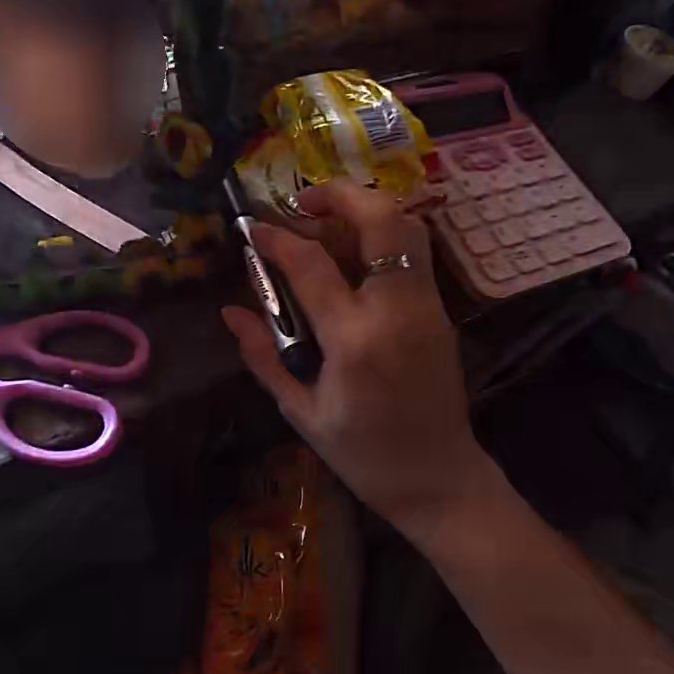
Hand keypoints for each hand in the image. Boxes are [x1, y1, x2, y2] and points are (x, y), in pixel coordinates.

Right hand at [221, 181, 497, 536]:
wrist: (439, 478)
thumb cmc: (365, 455)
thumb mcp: (303, 413)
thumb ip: (264, 358)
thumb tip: (231, 311)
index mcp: (356, 340)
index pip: (312, 265)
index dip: (278, 238)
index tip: (254, 229)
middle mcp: (398, 311)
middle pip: (381, 221)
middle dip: (341, 195)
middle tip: (304, 202)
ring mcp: (428, 308)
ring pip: (408, 229)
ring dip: (368, 211)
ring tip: (329, 223)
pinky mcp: (442, 314)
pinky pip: (415, 257)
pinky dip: (385, 239)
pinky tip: (355, 258)